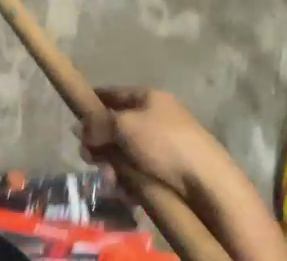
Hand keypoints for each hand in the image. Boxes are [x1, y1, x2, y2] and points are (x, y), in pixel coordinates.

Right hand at [78, 88, 232, 196]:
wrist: (210, 184)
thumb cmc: (164, 143)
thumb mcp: (123, 125)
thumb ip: (96, 124)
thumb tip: (80, 130)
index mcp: (148, 97)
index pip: (111, 94)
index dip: (91, 105)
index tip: (77, 121)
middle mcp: (156, 118)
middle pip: (115, 128)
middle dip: (100, 145)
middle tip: (92, 159)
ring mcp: (164, 146)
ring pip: (125, 154)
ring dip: (112, 167)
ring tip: (112, 182)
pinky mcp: (170, 172)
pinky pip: (139, 173)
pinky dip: (128, 182)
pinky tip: (125, 193)